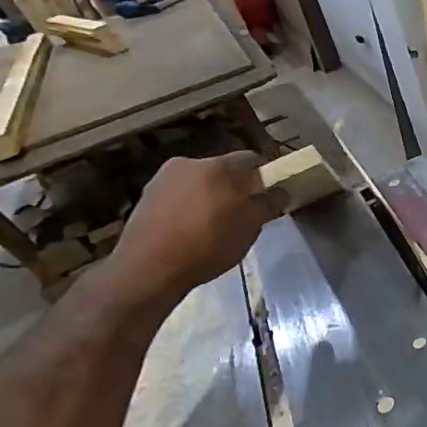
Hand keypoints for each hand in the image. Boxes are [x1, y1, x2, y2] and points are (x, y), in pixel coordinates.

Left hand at [109, 151, 288, 301]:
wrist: (149, 267)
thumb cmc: (207, 245)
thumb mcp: (249, 228)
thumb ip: (267, 204)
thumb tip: (280, 191)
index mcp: (220, 165)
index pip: (251, 159)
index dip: (263, 176)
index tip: (266, 197)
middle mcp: (190, 162)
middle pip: (222, 171)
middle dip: (233, 189)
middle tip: (239, 216)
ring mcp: (164, 178)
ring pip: (197, 183)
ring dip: (207, 198)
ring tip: (209, 229)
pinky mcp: (146, 196)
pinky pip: (176, 197)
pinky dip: (185, 209)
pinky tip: (186, 234)